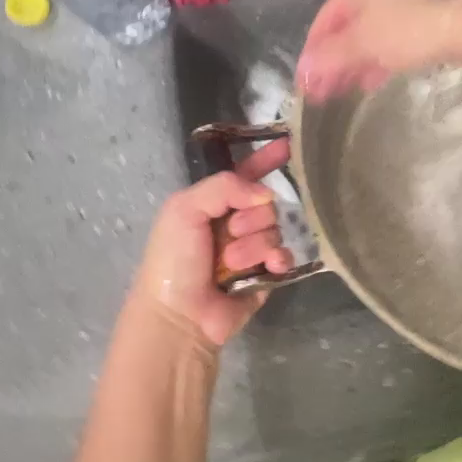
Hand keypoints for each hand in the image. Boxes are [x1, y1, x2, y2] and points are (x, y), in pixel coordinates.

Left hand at [129, 140, 295, 346]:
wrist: (179, 315)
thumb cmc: (173, 260)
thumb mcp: (185, 209)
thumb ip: (225, 187)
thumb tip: (265, 193)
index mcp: (214, 204)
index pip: (245, 175)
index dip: (265, 160)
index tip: (288, 146)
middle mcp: (235, 223)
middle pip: (266, 203)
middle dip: (250, 216)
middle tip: (230, 233)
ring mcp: (252, 249)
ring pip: (275, 229)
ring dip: (254, 244)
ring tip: (230, 264)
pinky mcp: (266, 274)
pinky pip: (286, 255)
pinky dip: (278, 258)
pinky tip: (270, 266)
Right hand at [296, 0, 461, 100]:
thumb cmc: (409, 29)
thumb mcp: (364, 44)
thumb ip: (331, 57)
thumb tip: (303, 71)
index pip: (321, 22)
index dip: (311, 54)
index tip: (305, 82)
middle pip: (343, 31)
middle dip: (331, 63)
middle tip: (322, 93)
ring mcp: (399, 3)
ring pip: (366, 38)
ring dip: (352, 66)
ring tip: (343, 92)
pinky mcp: (420, 19)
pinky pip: (388, 42)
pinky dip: (375, 61)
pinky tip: (371, 81)